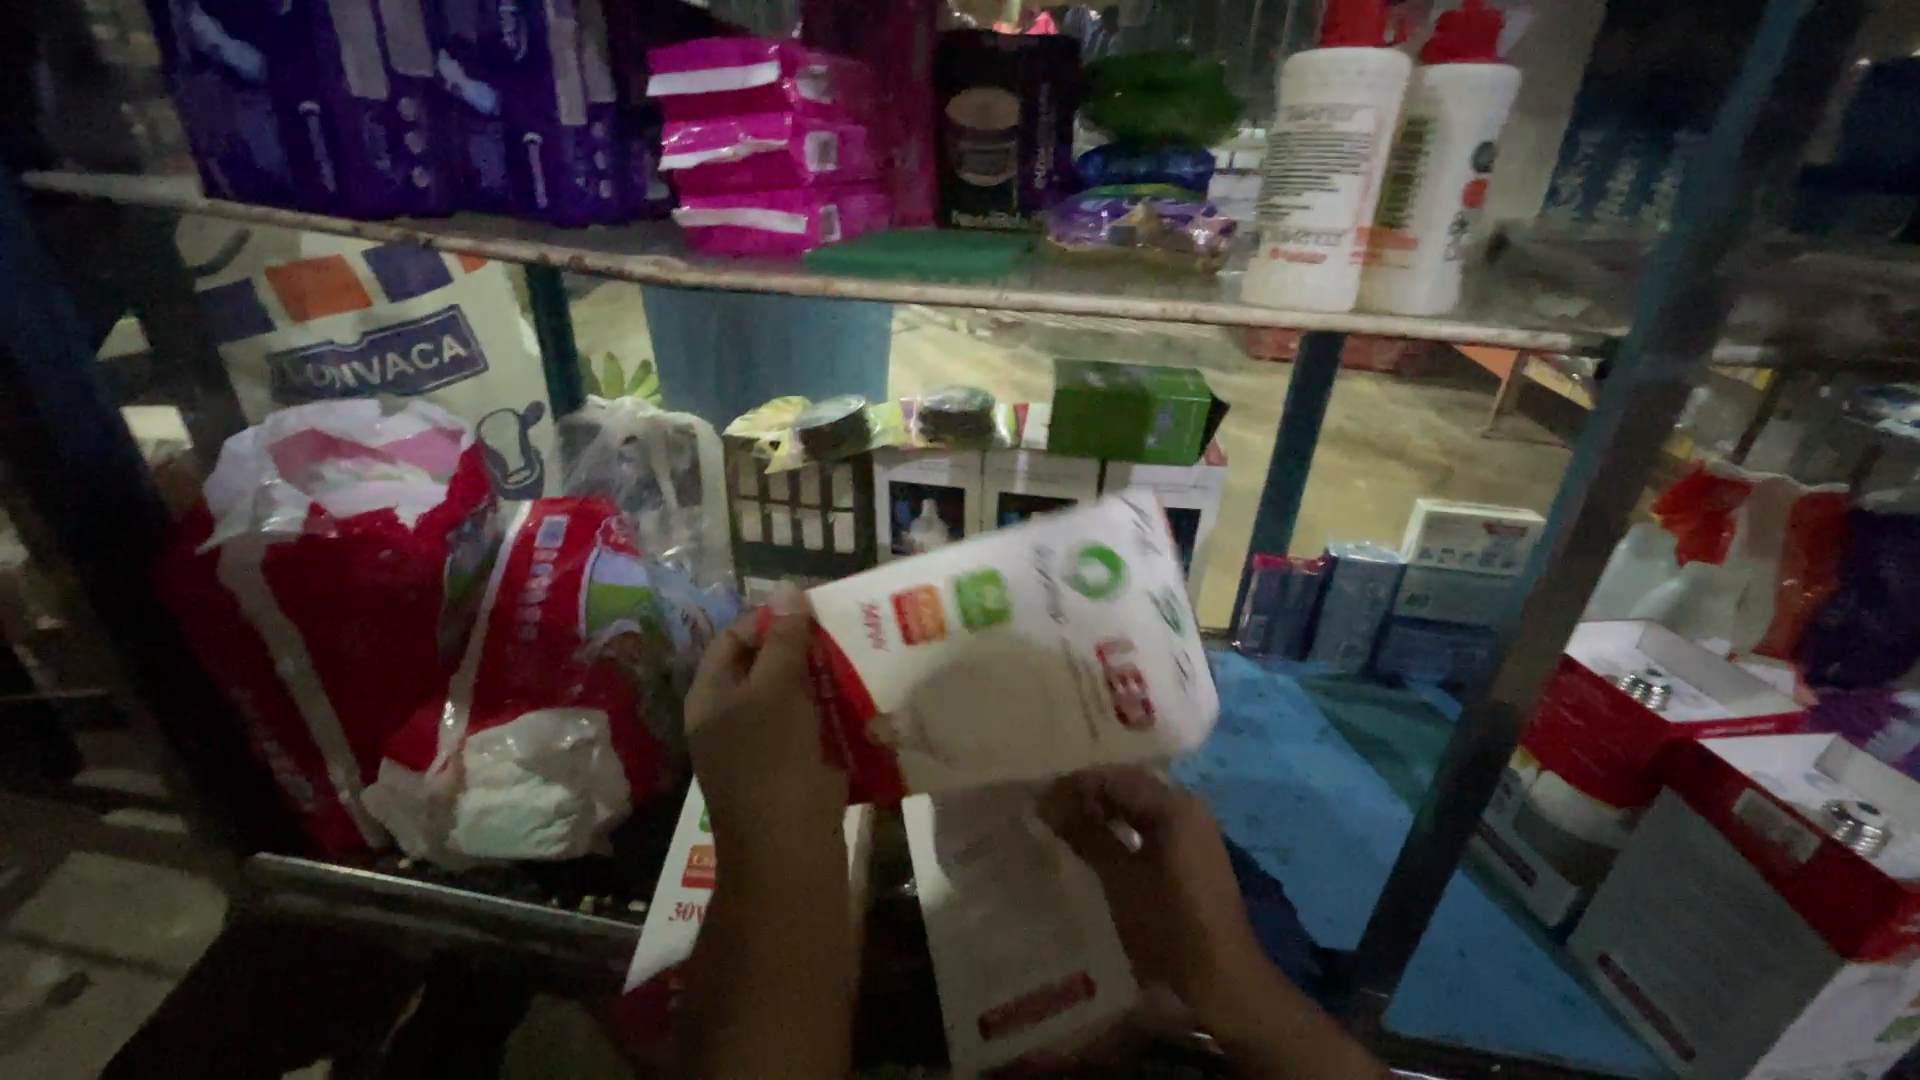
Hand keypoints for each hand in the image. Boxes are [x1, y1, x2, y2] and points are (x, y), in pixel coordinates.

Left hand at [685, 584, 846, 870]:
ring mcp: (763, 746)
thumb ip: (783, 640)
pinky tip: (866, 698)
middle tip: (846, 629)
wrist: (789, 854)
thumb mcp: (775, 692)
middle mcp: (732, 718)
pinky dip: (836, 709)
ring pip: (795, 696)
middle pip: (766, 666)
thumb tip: (788, 588)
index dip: (770, 618)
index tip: (814, 608)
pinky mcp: (795, 767)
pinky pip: (814, 725)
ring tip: (863, 656)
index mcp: (712, 697)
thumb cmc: (772, 764)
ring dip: (826, 677)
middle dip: (804, 647)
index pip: (734, 638)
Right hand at [1039, 767, 1261, 1019]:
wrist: (1223, 978)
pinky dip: (1122, 829)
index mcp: (1173, 805)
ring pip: (1138, 805)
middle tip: (1050, 812)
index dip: (1075, 786)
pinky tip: (1098, 845)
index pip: (1114, 778)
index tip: (1041, 801)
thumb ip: (1084, 834)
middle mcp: (1186, 806)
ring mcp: (1193, 829)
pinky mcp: (1192, 852)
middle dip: (1088, 796)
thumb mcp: (1119, 878)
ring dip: (1104, 812)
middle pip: (1128, 786)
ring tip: (1067, 827)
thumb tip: (1046, 802)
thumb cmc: (1168, 924)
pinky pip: (1150, 825)